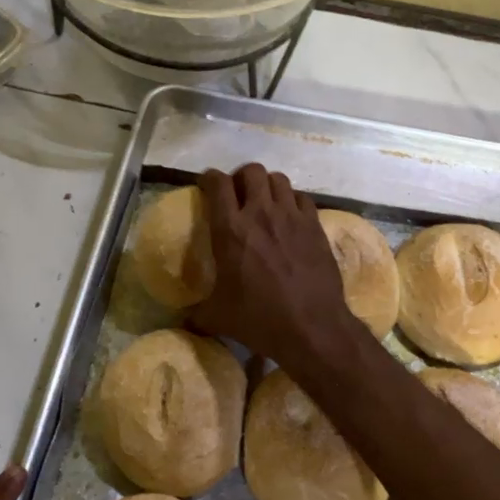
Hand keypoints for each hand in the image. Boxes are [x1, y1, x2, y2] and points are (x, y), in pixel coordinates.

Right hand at [192, 163, 357, 365]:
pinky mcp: (315, 226)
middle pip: (251, 171)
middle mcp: (260, 214)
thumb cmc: (259, 319)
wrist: (311, 328)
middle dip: (241, 177)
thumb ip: (197, 313)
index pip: (217, 184)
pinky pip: (302, 198)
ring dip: (268, 186)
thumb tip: (184, 320)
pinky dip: (293, 201)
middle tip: (239, 194)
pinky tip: (291, 217)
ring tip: (266, 202)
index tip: (207, 185)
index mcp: (230, 230)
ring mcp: (291, 217)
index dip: (209, 178)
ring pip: (279, 179)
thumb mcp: (218, 317)